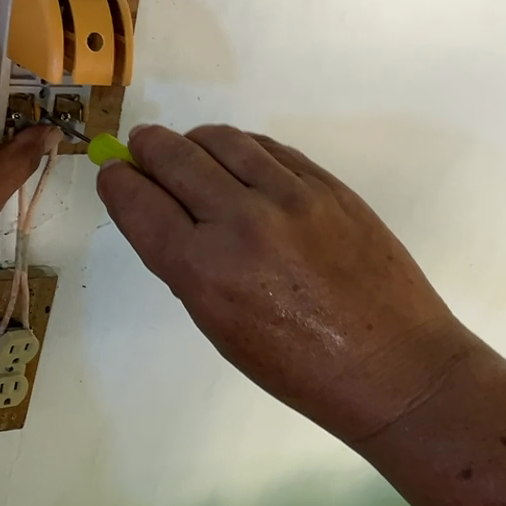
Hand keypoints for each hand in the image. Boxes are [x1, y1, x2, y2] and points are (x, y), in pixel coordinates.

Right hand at [96, 124, 473, 440]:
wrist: (393, 367)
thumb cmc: (292, 364)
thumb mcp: (215, 322)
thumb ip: (181, 260)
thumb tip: (155, 209)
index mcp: (203, 269)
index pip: (137, 201)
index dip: (116, 180)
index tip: (112, 173)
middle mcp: (241, 222)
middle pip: (173, 156)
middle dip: (146, 148)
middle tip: (140, 149)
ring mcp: (290, 197)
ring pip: (219, 139)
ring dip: (191, 141)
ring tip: (187, 153)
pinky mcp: (327, 185)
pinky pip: (266, 148)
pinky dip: (239, 148)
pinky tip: (236, 163)